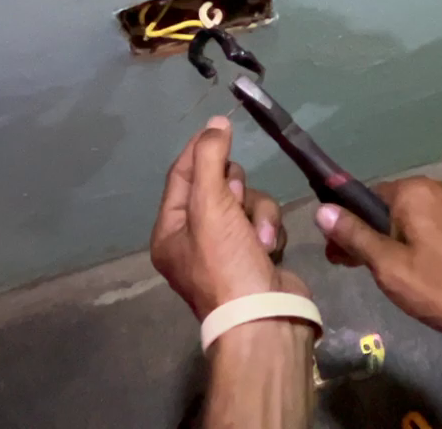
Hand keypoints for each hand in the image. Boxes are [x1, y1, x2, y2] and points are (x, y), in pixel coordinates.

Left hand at [151, 115, 305, 318]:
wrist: (267, 320)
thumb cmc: (227, 263)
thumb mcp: (210, 205)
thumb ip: (210, 158)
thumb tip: (215, 122)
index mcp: (170, 230)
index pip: (181, 174)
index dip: (199, 149)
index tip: (220, 127)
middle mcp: (195, 239)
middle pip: (217, 185)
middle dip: (234, 190)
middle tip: (235, 202)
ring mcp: (227, 249)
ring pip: (245, 202)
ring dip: (257, 213)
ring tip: (260, 239)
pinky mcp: (255, 256)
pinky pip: (262, 222)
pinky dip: (269, 231)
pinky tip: (270, 250)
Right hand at [316, 176, 441, 350]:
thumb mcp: (391, 268)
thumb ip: (355, 236)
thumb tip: (321, 209)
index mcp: (412, 190)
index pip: (365, 198)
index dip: (348, 226)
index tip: (338, 255)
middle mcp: (437, 188)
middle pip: (391, 208)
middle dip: (372, 236)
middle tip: (361, 272)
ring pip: (416, 221)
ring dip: (398, 243)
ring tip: (395, 280)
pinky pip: (438, 230)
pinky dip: (425, 247)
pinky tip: (428, 277)